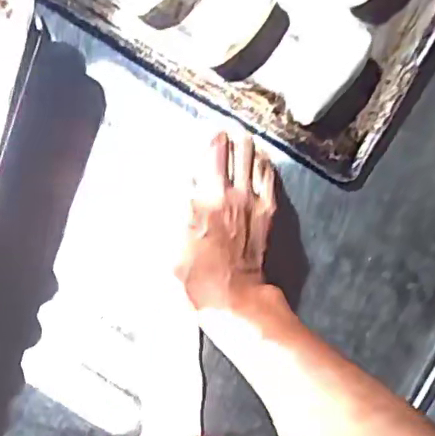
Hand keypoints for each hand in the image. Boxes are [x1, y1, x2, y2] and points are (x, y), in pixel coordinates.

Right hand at [174, 132, 281, 318]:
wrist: (232, 298)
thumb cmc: (195, 282)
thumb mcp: (168, 253)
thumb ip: (171, 220)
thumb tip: (173, 200)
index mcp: (195, 205)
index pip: (191, 163)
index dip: (190, 153)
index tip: (188, 153)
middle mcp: (222, 194)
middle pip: (222, 148)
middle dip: (217, 139)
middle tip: (215, 137)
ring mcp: (248, 199)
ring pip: (248, 153)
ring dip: (241, 144)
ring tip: (236, 140)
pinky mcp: (266, 208)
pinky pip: (267, 172)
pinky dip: (261, 160)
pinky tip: (258, 158)